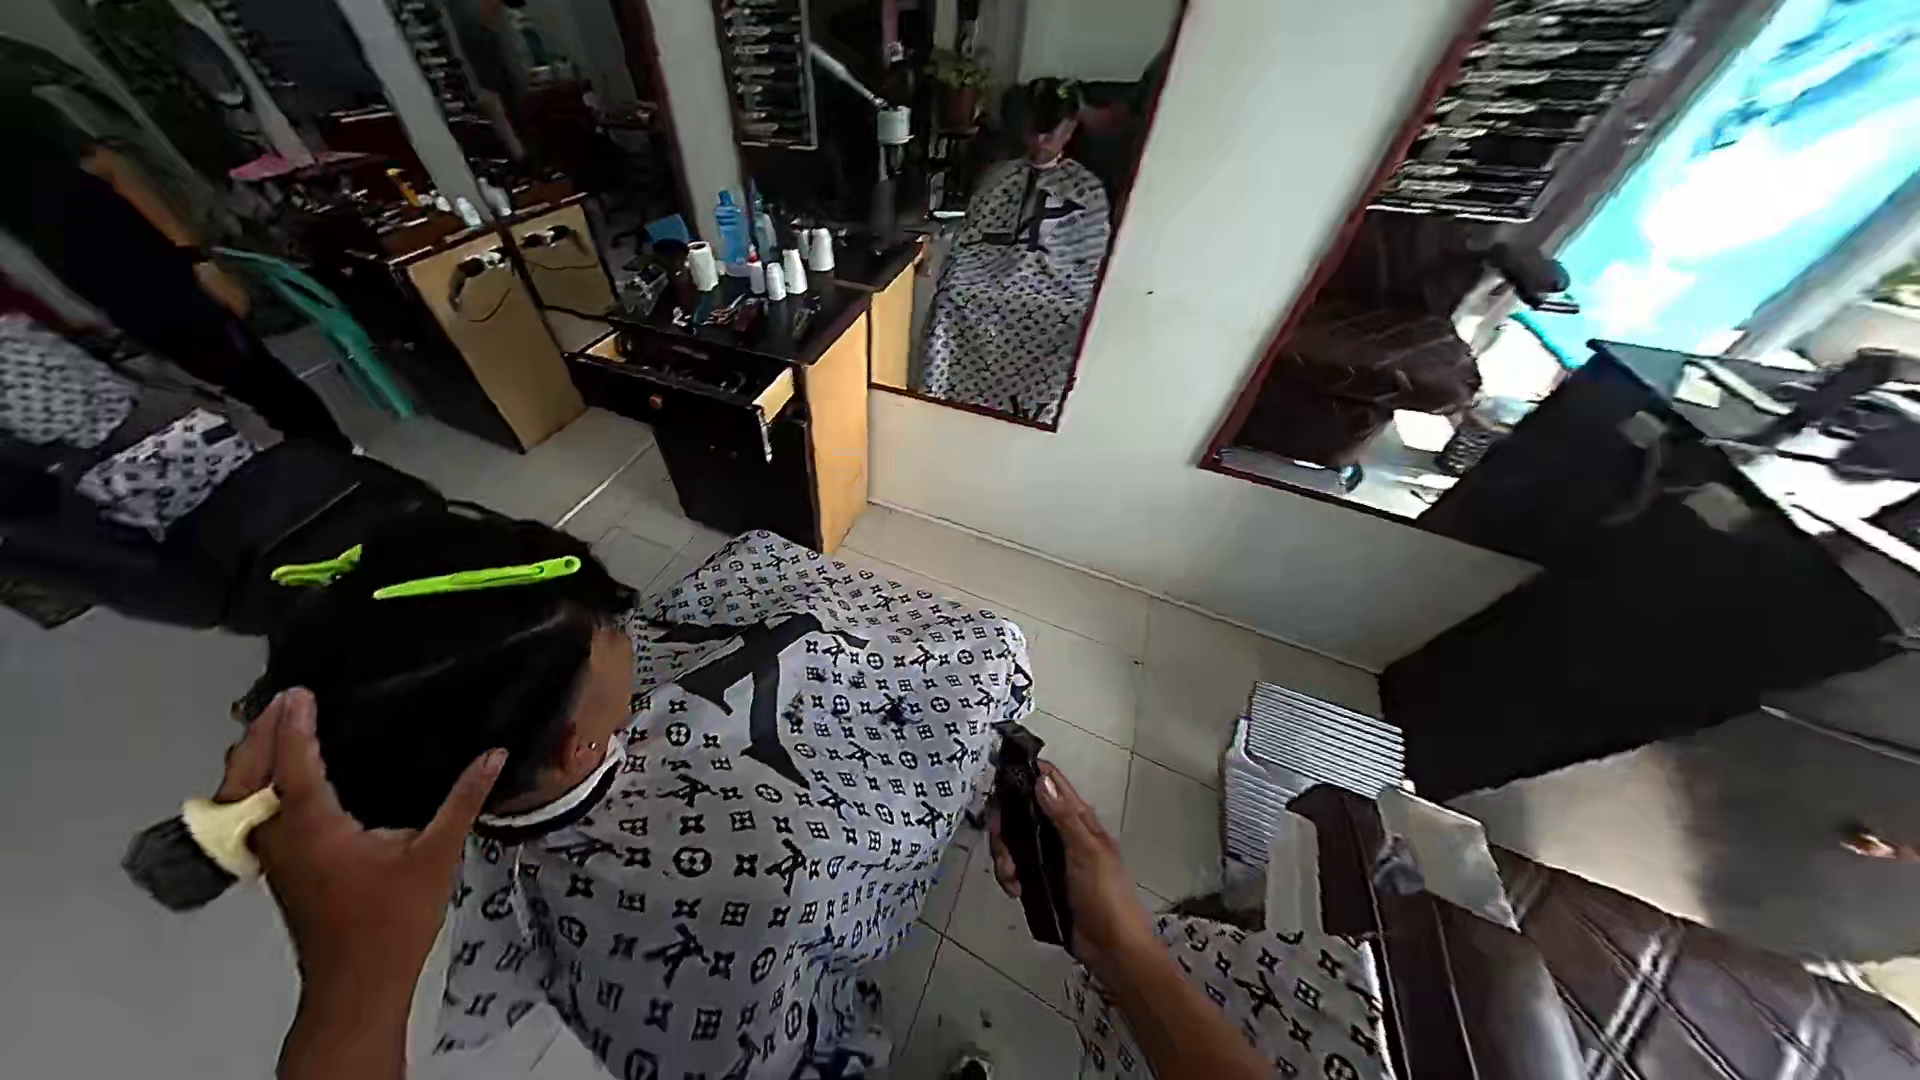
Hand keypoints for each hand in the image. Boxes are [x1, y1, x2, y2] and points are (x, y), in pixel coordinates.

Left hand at [215, 689, 504, 1078]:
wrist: (358, 979)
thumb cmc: (396, 915)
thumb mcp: (438, 853)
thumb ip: (464, 799)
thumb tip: (496, 753)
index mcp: (315, 831)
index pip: (294, 770)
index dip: (294, 730)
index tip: (298, 695)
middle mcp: (280, 840)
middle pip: (246, 782)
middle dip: (256, 739)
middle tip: (280, 701)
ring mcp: (272, 857)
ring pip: (240, 801)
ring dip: (251, 761)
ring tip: (275, 727)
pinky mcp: (279, 867)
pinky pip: (253, 814)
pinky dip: (258, 784)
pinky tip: (283, 778)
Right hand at [987, 762, 1155, 974]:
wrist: (1112, 950)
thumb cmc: (1106, 896)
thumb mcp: (1087, 851)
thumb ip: (1064, 816)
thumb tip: (1041, 778)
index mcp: (1077, 817)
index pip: (1050, 781)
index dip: (1026, 773)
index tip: (1000, 780)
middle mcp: (1060, 831)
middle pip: (1021, 810)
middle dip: (1004, 822)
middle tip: (999, 837)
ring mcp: (1049, 855)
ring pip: (1014, 838)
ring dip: (1004, 853)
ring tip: (1010, 875)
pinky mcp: (1040, 879)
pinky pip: (1015, 866)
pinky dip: (1009, 875)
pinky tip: (1015, 889)